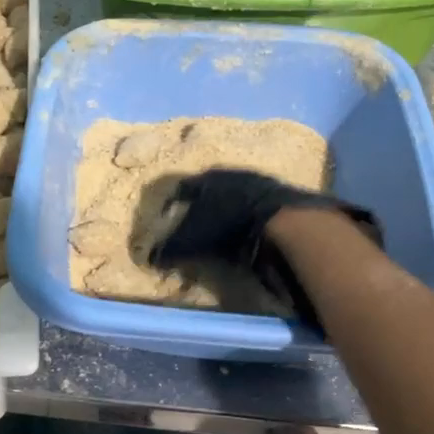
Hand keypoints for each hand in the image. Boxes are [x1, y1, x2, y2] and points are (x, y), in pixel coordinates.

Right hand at [149, 169, 378, 326]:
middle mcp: (231, 174)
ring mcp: (260, 183)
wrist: (283, 224)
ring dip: (228, 210)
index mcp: (205, 179)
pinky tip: (249, 233)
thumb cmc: (227, 228)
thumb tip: (150, 259)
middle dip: (201, 204)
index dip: (170, 203)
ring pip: (236, 196)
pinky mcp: (283, 197)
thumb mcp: (191, 242)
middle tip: (194, 222)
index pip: (181, 188)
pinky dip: (250, 220)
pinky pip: (258, 208)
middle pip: (210, 189)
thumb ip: (168, 250)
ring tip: (223, 229)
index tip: (165, 216)